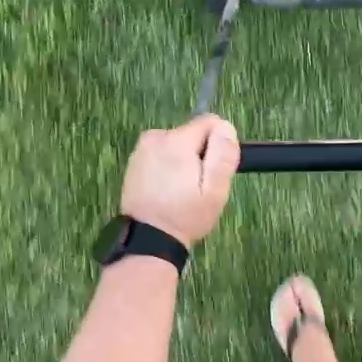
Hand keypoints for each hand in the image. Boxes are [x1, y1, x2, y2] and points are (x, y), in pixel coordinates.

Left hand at [120, 115, 239, 247]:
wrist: (149, 240)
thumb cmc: (185, 216)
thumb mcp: (214, 190)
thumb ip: (223, 155)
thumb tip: (226, 127)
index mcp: (176, 140)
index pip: (211, 122)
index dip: (218, 146)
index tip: (212, 172)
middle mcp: (156, 137)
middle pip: (193, 134)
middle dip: (200, 155)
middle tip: (197, 187)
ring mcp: (142, 148)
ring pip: (178, 144)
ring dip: (184, 162)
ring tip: (181, 191)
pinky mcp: (135, 161)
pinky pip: (163, 154)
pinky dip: (168, 167)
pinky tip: (167, 190)